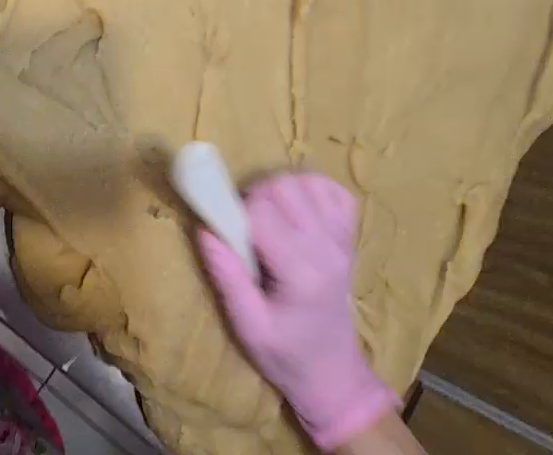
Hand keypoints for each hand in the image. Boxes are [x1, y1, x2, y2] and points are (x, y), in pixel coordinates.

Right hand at [198, 172, 399, 451]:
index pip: (261, 211)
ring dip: (278, 189)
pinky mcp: (349, 236)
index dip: (235, 213)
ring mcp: (342, 239)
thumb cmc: (284, 353)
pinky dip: (310, 188)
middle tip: (243, 226)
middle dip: (254, 197)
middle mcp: (327, 247)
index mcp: (301, 272)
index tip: (228, 236)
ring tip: (266, 216)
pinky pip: (333, 190)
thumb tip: (203, 226)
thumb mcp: (246, 324)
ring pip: (305, 180)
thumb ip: (225, 273)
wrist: (332, 372)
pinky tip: (295, 208)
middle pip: (282, 187)